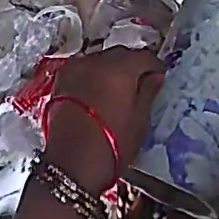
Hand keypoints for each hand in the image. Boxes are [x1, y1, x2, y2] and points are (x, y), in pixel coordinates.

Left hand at [41, 47, 163, 191]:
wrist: (72, 164)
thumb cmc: (112, 144)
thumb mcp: (139, 120)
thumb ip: (148, 92)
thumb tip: (155, 76)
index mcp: (119, 69)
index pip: (144, 56)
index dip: (155, 66)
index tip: (158, 77)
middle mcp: (95, 61)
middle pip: (120, 54)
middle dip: (132, 65)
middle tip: (140, 83)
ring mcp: (74, 68)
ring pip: (99, 59)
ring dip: (110, 68)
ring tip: (117, 88)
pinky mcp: (60, 79)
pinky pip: (82, 68)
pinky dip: (92, 74)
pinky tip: (96, 91)